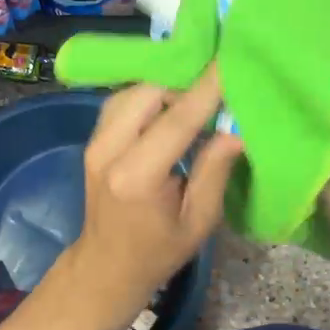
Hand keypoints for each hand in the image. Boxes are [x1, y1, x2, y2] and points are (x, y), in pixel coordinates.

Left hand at [65, 69, 240, 315]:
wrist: (105, 266)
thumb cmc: (158, 251)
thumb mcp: (198, 222)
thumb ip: (215, 172)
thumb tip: (237, 129)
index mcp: (137, 177)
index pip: (176, 120)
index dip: (205, 89)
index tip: (228, 63)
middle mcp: (109, 151)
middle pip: (148, 92)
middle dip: (183, 83)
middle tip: (214, 90)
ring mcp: (95, 142)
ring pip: (132, 91)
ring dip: (165, 87)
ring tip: (194, 99)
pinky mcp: (93, 138)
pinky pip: (122, 101)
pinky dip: (148, 95)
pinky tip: (170, 104)